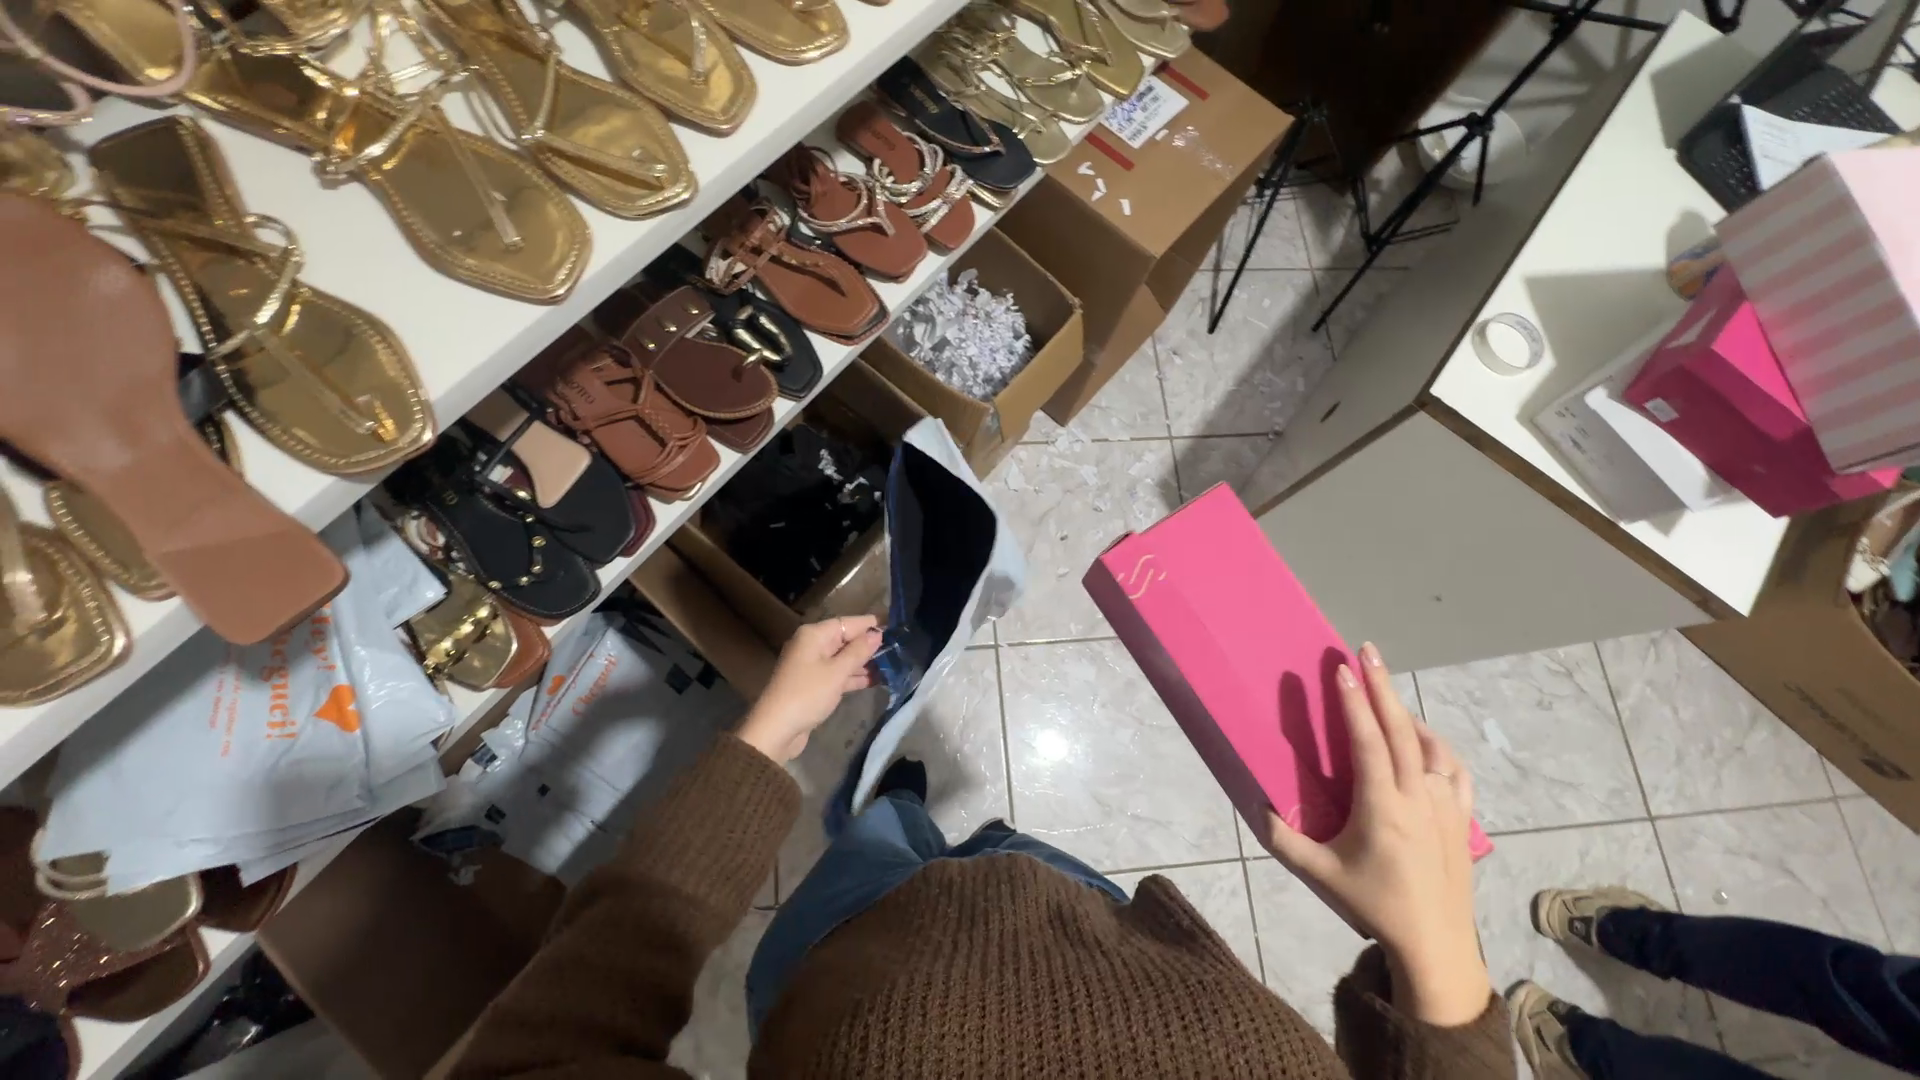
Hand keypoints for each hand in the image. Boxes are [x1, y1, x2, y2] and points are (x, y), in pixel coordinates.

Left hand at [737, 616, 882, 764]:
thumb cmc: (808, 694)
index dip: (870, 625)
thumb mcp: (837, 672)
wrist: (777, 729)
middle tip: (898, 648)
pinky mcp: (814, 684)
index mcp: (814, 635)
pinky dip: (854, 676)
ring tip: (892, 665)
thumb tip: (877, 634)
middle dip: (869, 645)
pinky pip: (838, 674)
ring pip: (843, 658)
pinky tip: (875, 680)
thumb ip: (859, 651)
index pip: (847, 622)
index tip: (894, 627)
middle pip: (845, 639)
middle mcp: (812, 645)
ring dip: (864, 662)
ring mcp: (812, 666)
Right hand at [1249, 642, 1490, 1026]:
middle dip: (1381, 686)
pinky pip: (1453, 769)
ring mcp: (1445, 805)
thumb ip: (1282, 838)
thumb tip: (1253, 804)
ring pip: (1429, 745)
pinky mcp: (1461, 817)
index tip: (1341, 670)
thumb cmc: (1373, 904)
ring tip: (1384, 690)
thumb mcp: (1319, 874)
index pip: (1369, 742)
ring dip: (1405, 712)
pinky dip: (1436, 746)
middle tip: (1366, 651)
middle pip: (1400, 729)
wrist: (1435, 943)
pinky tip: (1423, 740)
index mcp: (1383, 807)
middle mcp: (1417, 797)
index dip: (1354, 704)